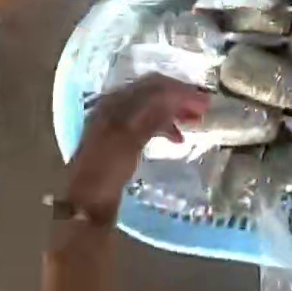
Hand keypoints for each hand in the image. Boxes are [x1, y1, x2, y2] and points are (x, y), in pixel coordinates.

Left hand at [65, 75, 208, 222]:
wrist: (86, 204)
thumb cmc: (106, 171)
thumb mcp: (129, 140)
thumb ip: (151, 116)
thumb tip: (175, 95)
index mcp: (115, 102)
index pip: (153, 86)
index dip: (180, 90)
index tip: (205, 101)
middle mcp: (115, 106)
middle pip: (153, 93)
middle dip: (179, 97)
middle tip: (204, 108)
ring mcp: (118, 123)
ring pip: (152, 107)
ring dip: (174, 111)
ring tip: (195, 120)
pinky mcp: (121, 140)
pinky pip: (148, 123)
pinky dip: (164, 126)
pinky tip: (177, 138)